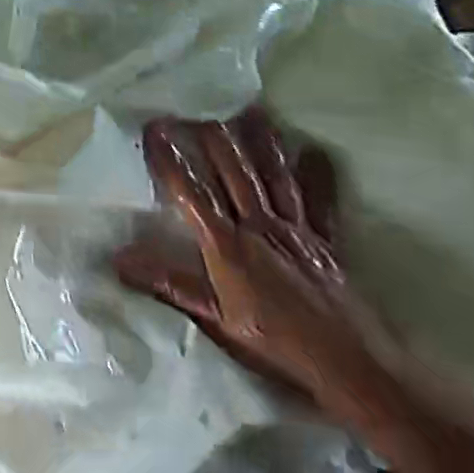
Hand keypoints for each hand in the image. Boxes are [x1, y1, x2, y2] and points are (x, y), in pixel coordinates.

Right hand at [114, 108, 395, 414]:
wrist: (356, 370)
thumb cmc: (277, 344)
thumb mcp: (216, 320)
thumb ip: (169, 284)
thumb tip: (117, 259)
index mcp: (227, 244)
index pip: (190, 191)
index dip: (169, 157)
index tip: (154, 127)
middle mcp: (259, 228)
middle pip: (234, 173)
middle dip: (214, 137)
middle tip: (201, 105)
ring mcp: (296, 233)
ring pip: (274, 178)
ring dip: (261, 143)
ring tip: (252, 110)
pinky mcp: (327, 244)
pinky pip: (321, 204)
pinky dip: (319, 177)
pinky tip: (315, 151)